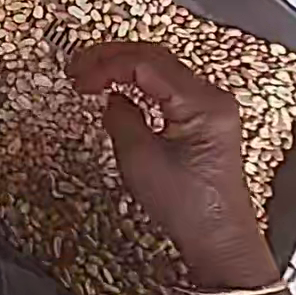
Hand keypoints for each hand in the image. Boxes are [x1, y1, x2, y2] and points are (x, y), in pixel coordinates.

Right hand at [69, 41, 277, 288]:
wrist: (218, 238)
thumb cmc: (186, 206)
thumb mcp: (140, 160)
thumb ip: (120, 118)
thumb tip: (110, 97)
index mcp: (201, 103)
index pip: (145, 63)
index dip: (105, 65)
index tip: (77, 77)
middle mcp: (211, 96)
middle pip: (154, 57)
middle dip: (110, 57)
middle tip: (77, 67)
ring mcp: (210, 106)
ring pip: (160, 68)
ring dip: (122, 67)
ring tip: (90, 75)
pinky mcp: (204, 118)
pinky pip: (166, 86)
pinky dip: (137, 82)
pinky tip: (117, 89)